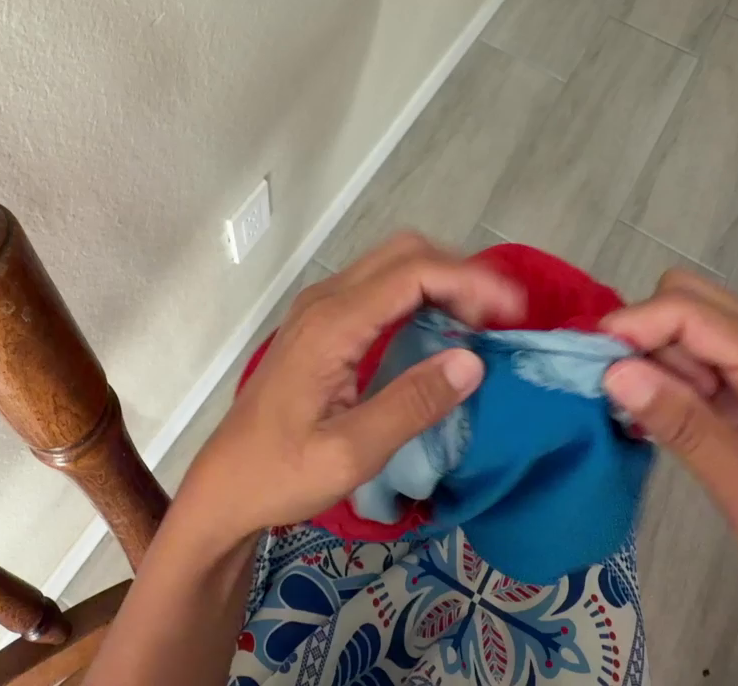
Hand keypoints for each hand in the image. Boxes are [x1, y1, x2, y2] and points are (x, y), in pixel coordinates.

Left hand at [175, 234, 523, 551]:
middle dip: (459, 272)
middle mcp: (325, 301)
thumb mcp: (352, 454)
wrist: (225, 485)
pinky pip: (377, 287)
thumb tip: (473, 360)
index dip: (469, 281)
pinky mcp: (320, 323)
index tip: (512, 311)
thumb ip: (412, 404)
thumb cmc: (282, 474)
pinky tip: (440, 328)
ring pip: (390, 264)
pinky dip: (418, 294)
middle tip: (498, 318)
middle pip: (403, 253)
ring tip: (480, 321)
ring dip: (440, 279)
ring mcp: (319, 308)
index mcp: (332, 325)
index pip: (412, 273)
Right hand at [600, 271, 737, 685]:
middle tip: (627, 396)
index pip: (688, 309)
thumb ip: (685, 429)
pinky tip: (676, 422)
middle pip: (688, 298)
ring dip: (657, 357)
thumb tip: (613, 370)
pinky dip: (674, 375)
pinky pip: (702, 351)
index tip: (588, 367)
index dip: (631, 325)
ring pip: (690, 320)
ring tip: (658, 420)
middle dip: (643, 335)